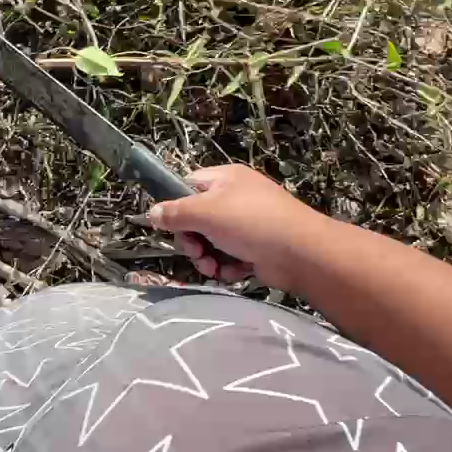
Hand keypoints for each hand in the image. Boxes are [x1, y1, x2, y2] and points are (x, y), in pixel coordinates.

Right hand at [145, 165, 331, 289]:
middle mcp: (235, 198)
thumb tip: (151, 213)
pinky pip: (229, 256)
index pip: (188, 186)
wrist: (300, 253)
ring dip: (206, 257)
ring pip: (211, 241)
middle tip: (196, 252)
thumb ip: (176, 213)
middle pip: (196, 219)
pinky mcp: (255, 248)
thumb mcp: (206, 212)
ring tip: (212, 268)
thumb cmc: (251, 223)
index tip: (170, 226)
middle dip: (192, 240)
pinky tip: (231, 273)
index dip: (175, 206)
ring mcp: (246, 224)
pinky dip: (226, 266)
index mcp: (225, 179)